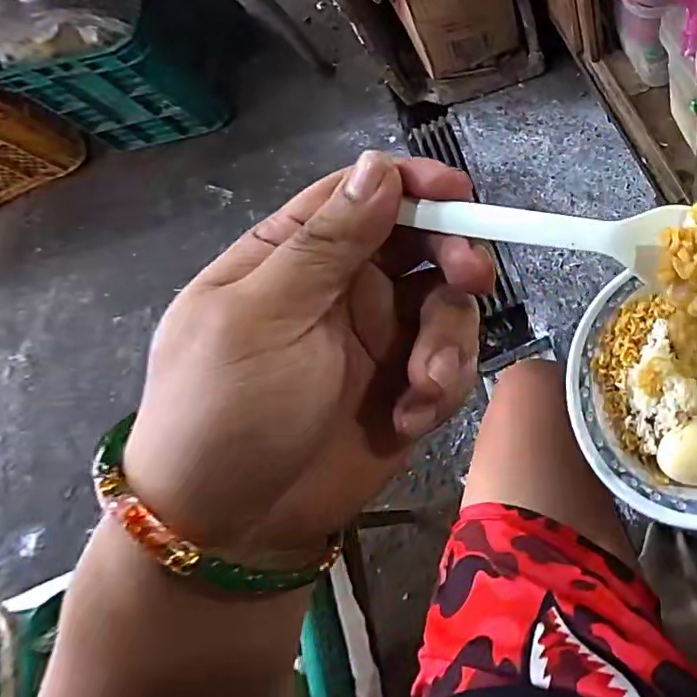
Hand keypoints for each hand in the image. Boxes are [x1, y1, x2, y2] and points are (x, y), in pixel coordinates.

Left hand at [122, 151, 494, 558]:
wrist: (233, 530)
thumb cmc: (225, 411)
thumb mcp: (263, 319)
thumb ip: (324, 244)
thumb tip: (377, 166)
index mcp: (297, 254)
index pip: (363, 193)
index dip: (415, 184)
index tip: (458, 194)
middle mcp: (347, 284)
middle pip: (423, 240)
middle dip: (454, 256)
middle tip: (471, 278)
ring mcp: (383, 333)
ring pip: (448, 302)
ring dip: (449, 339)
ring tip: (424, 386)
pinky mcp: (411, 381)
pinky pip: (453, 360)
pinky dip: (444, 385)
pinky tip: (410, 418)